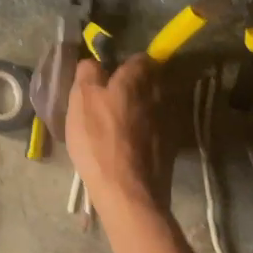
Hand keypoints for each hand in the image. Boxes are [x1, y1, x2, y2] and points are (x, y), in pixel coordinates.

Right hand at [65, 54, 163, 211]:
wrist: (129, 194)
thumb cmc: (99, 140)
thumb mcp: (81, 100)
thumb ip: (88, 73)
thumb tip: (94, 62)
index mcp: (137, 80)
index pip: (140, 58)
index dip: (125, 63)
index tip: (110, 74)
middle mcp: (159, 96)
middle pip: (151, 81)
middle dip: (136, 85)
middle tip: (112, 98)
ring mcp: (168, 124)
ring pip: (155, 106)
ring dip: (141, 109)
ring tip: (120, 124)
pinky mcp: (171, 149)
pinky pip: (157, 130)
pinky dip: (147, 132)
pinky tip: (130, 145)